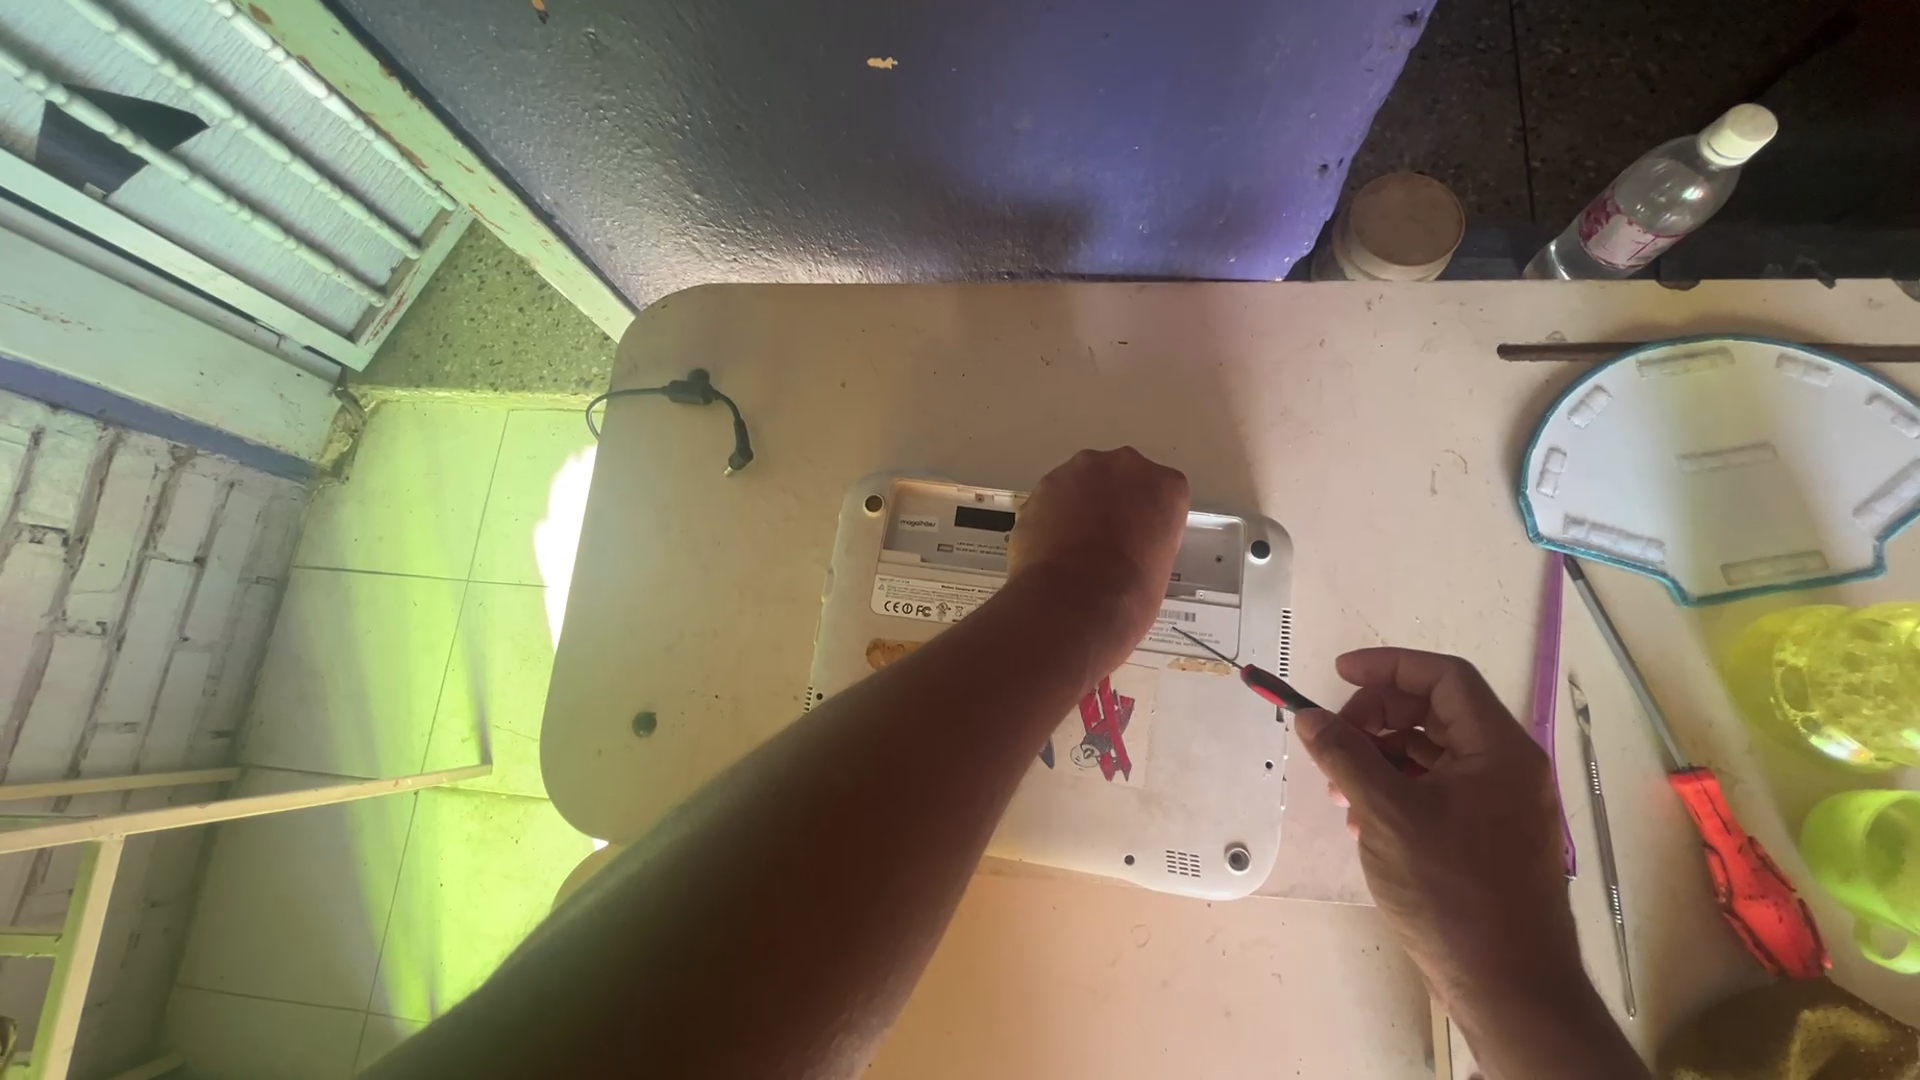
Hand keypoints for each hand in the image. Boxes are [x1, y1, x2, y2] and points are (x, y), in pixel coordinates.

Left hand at [1006, 448, 1188, 680]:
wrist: (1077, 600)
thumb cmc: (1130, 592)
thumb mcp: (1160, 561)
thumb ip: (1147, 534)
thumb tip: (1127, 539)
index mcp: (1166, 485)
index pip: (1159, 493)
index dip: (1144, 516)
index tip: (1136, 537)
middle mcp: (1124, 465)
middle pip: (1118, 477)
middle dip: (1110, 501)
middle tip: (1103, 538)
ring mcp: (1079, 471)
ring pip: (1080, 483)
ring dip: (1077, 505)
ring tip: (1072, 546)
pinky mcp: (1042, 486)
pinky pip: (1050, 499)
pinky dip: (1050, 516)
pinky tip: (1050, 547)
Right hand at [1293, 648, 1577, 1008]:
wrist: (1507, 985)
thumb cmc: (1451, 889)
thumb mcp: (1385, 812)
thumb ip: (1344, 754)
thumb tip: (1307, 716)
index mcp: (1498, 748)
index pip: (1443, 676)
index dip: (1387, 665)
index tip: (1337, 674)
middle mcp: (1505, 765)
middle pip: (1432, 710)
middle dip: (1375, 716)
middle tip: (1334, 739)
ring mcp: (1496, 800)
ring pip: (1428, 749)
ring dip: (1377, 754)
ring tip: (1339, 788)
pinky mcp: (1483, 831)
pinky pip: (1433, 785)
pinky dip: (1392, 786)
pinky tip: (1360, 816)